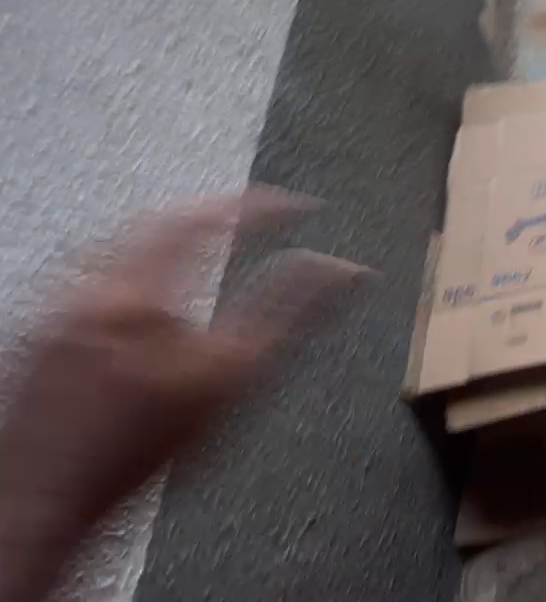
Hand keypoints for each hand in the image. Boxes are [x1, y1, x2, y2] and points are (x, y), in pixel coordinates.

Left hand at [0, 190, 362, 601]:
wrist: (49, 502)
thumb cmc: (144, 444)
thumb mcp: (244, 372)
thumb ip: (298, 308)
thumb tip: (346, 268)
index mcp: (141, 295)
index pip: (206, 220)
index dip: (259, 206)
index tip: (296, 206)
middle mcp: (88, 294)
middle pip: (150, 222)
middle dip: (208, 209)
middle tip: (251, 209)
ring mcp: (54, 315)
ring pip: (110, 243)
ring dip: (164, 229)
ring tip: (203, 230)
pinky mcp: (35, 337)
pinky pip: (83, 272)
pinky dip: (127, 257)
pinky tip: (146, 275)